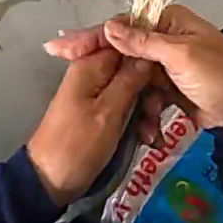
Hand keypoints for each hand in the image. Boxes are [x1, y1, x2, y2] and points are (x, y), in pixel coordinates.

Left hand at [25, 50, 156, 205]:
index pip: (125, 45)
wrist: (51, 177)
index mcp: (89, 65)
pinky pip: (125, 108)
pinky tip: (148, 141)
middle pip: (132, 69)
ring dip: (147, 113)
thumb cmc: (78, 144)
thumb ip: (128, 81)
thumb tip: (147, 54)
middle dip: (151, 91)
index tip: (171, 75)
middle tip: (159, 117)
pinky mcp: (100, 111)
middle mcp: (92, 73)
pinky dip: (138, 123)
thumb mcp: (108, 113)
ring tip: (152, 138)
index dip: (150, 56)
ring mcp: (96, 93)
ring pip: (133, 91)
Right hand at [44, 4, 222, 129]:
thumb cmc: (220, 77)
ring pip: (128, 75)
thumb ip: (143, 42)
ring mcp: (164, 65)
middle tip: (59, 57)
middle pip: (120, 48)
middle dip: (97, 61)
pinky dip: (142, 112)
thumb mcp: (181, 56)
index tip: (64, 45)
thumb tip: (109, 27)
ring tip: (113, 109)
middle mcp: (164, 39)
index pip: (122, 25)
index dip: (92, 35)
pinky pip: (142, 95)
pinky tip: (145, 129)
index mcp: (169, 22)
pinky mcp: (166, 88)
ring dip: (124, 95)